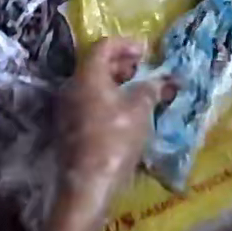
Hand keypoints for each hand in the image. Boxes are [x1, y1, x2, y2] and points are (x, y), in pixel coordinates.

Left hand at [60, 38, 169, 207]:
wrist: (88, 185)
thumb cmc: (114, 139)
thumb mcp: (140, 110)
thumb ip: (151, 89)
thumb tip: (164, 80)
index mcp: (87, 74)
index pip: (104, 45)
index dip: (126, 44)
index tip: (146, 51)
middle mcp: (72, 85)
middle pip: (97, 63)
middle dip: (122, 63)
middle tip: (143, 70)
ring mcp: (67, 107)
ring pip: (93, 84)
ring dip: (116, 82)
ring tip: (138, 91)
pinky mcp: (69, 127)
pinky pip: (89, 101)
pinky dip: (107, 98)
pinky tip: (125, 112)